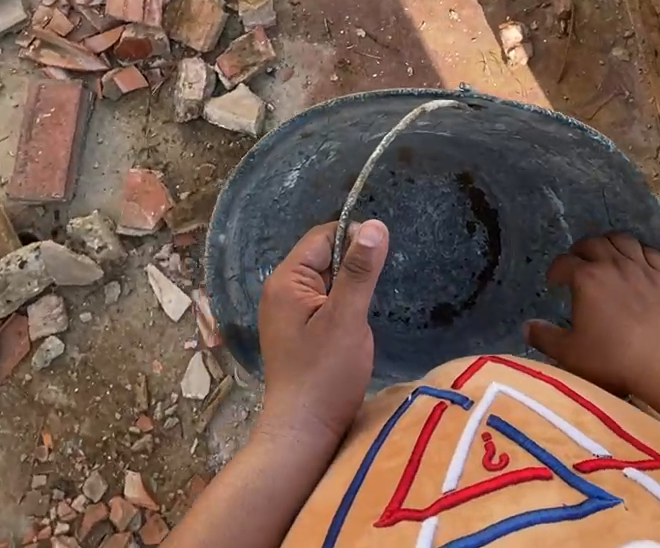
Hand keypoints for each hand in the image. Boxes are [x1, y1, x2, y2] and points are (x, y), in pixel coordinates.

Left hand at [255, 219, 389, 454]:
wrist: (303, 434)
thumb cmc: (325, 375)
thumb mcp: (347, 317)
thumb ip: (360, 270)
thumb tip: (375, 225)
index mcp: (286, 280)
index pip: (322, 237)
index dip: (352, 240)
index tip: (378, 261)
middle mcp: (281, 290)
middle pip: (323, 256)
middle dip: (352, 266)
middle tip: (372, 292)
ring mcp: (287, 312)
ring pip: (326, 279)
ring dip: (349, 287)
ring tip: (362, 311)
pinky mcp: (297, 330)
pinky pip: (323, 300)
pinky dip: (342, 305)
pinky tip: (353, 325)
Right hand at [525, 233, 659, 395]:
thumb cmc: (614, 359)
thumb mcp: (570, 353)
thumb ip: (545, 337)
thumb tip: (526, 327)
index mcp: (586, 279)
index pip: (564, 263)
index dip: (555, 270)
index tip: (553, 282)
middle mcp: (612, 265)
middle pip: (592, 243)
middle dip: (580, 250)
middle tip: (577, 262)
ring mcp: (641, 269)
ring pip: (622, 240)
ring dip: (609, 242)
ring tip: (605, 253)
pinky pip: (650, 252)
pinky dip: (640, 251)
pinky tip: (637, 260)